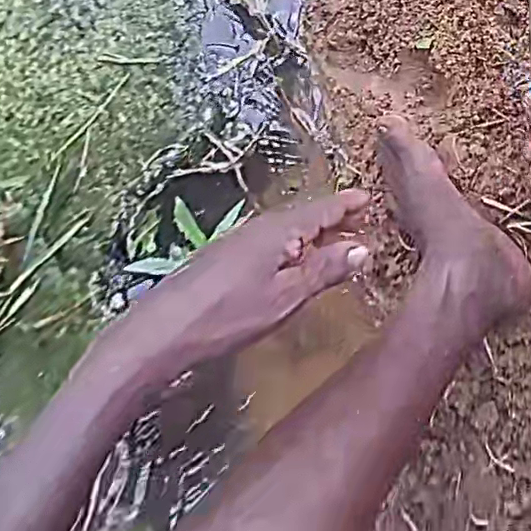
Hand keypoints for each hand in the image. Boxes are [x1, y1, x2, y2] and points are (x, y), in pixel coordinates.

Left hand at [95, 190, 370, 378]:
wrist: (159, 332)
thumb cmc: (228, 314)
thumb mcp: (286, 296)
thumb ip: (325, 270)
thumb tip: (364, 247)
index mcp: (280, 229)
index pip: (323, 209)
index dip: (348, 204)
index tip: (371, 197)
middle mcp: (262, 226)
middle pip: (306, 215)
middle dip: (335, 217)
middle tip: (362, 219)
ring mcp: (241, 240)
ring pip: (288, 228)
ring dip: (315, 232)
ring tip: (336, 240)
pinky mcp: (226, 256)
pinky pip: (273, 240)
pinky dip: (294, 244)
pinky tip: (295, 262)